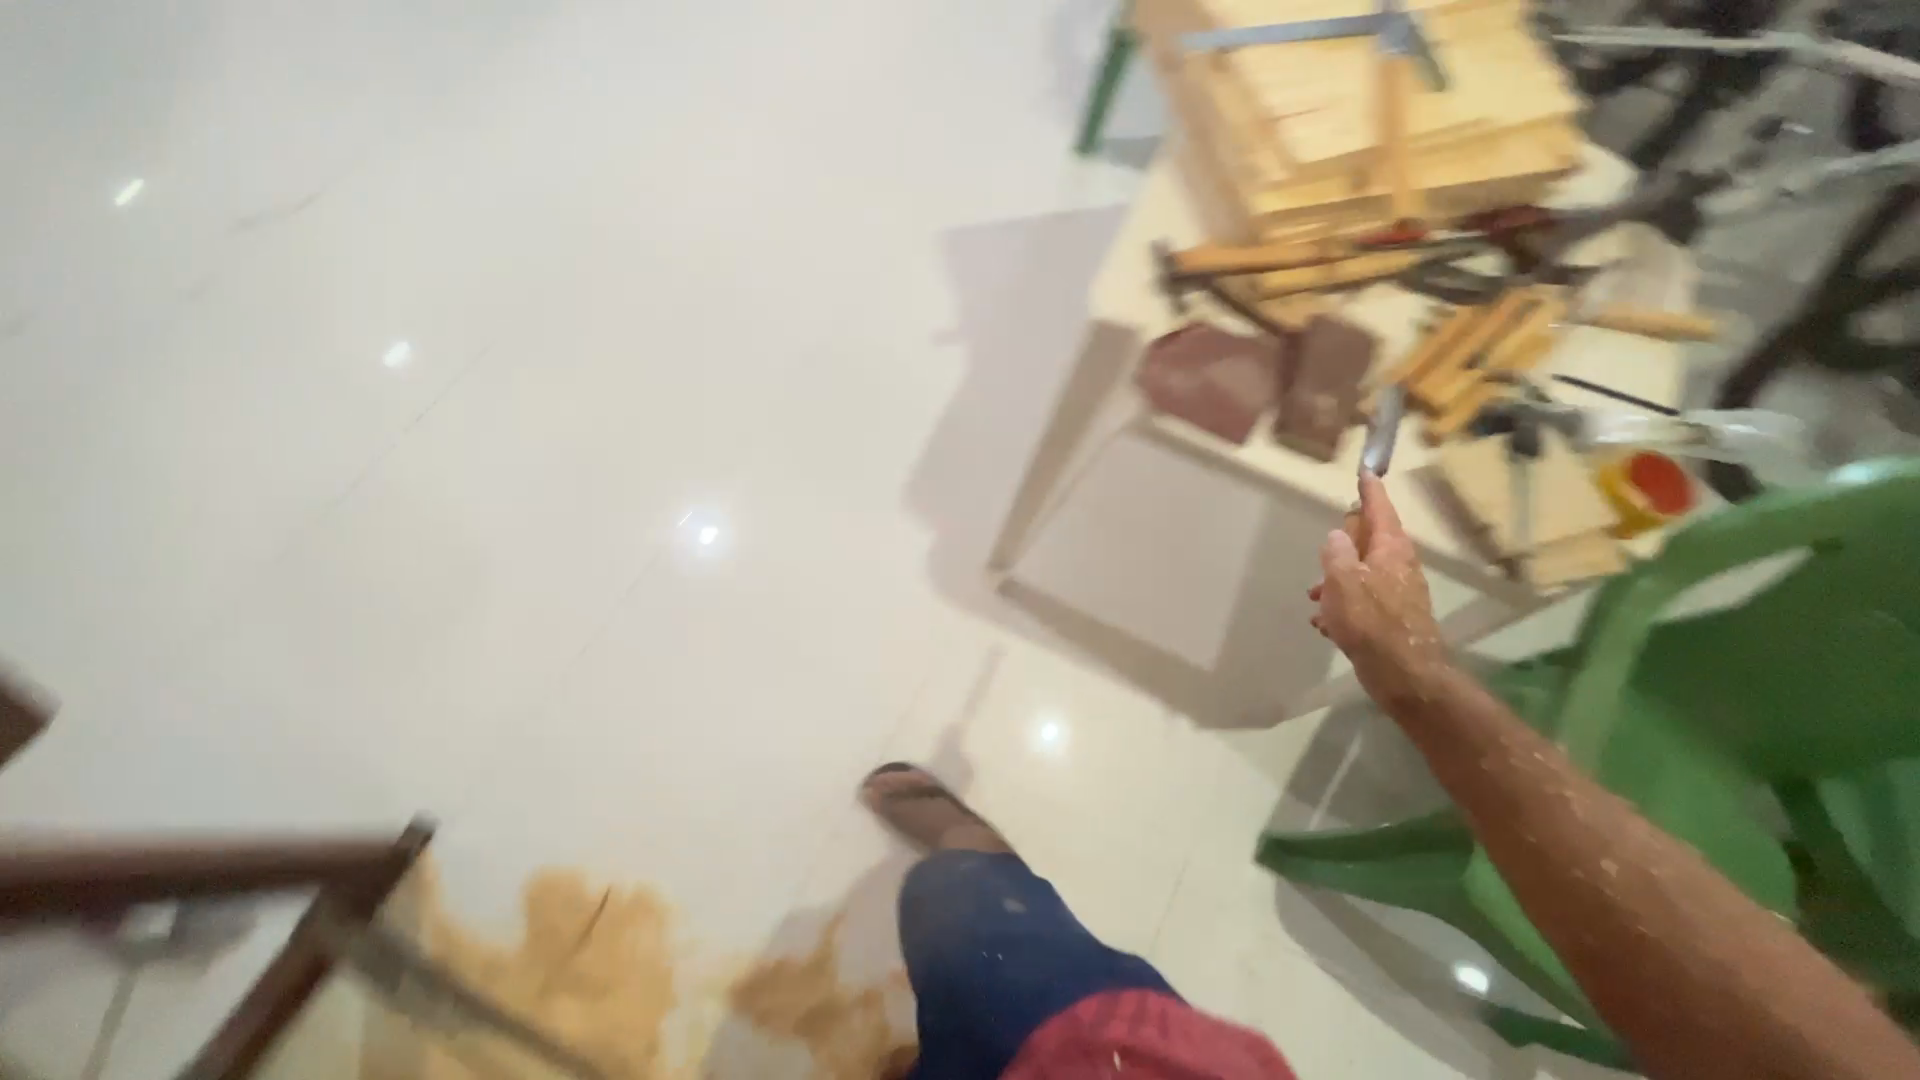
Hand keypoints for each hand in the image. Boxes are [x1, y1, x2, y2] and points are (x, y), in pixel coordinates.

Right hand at [1309, 471, 1446, 705]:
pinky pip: (1362, 601)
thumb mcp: (1343, 581)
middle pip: (1371, 541)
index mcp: (1390, 551)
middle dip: (1347, 541)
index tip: (1366, 472)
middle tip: (1329, 541)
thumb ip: (1337, 553)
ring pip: (1363, 574)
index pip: (1380, 510)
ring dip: (1338, 579)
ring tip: (1314, 596)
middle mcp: (1398, 567)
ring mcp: (1397, 594)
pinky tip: (1324, 622)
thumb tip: (1338, 535)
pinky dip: (1343, 605)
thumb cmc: (1371, 622)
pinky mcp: (1391, 619)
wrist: (1403, 673)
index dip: (1370, 491)